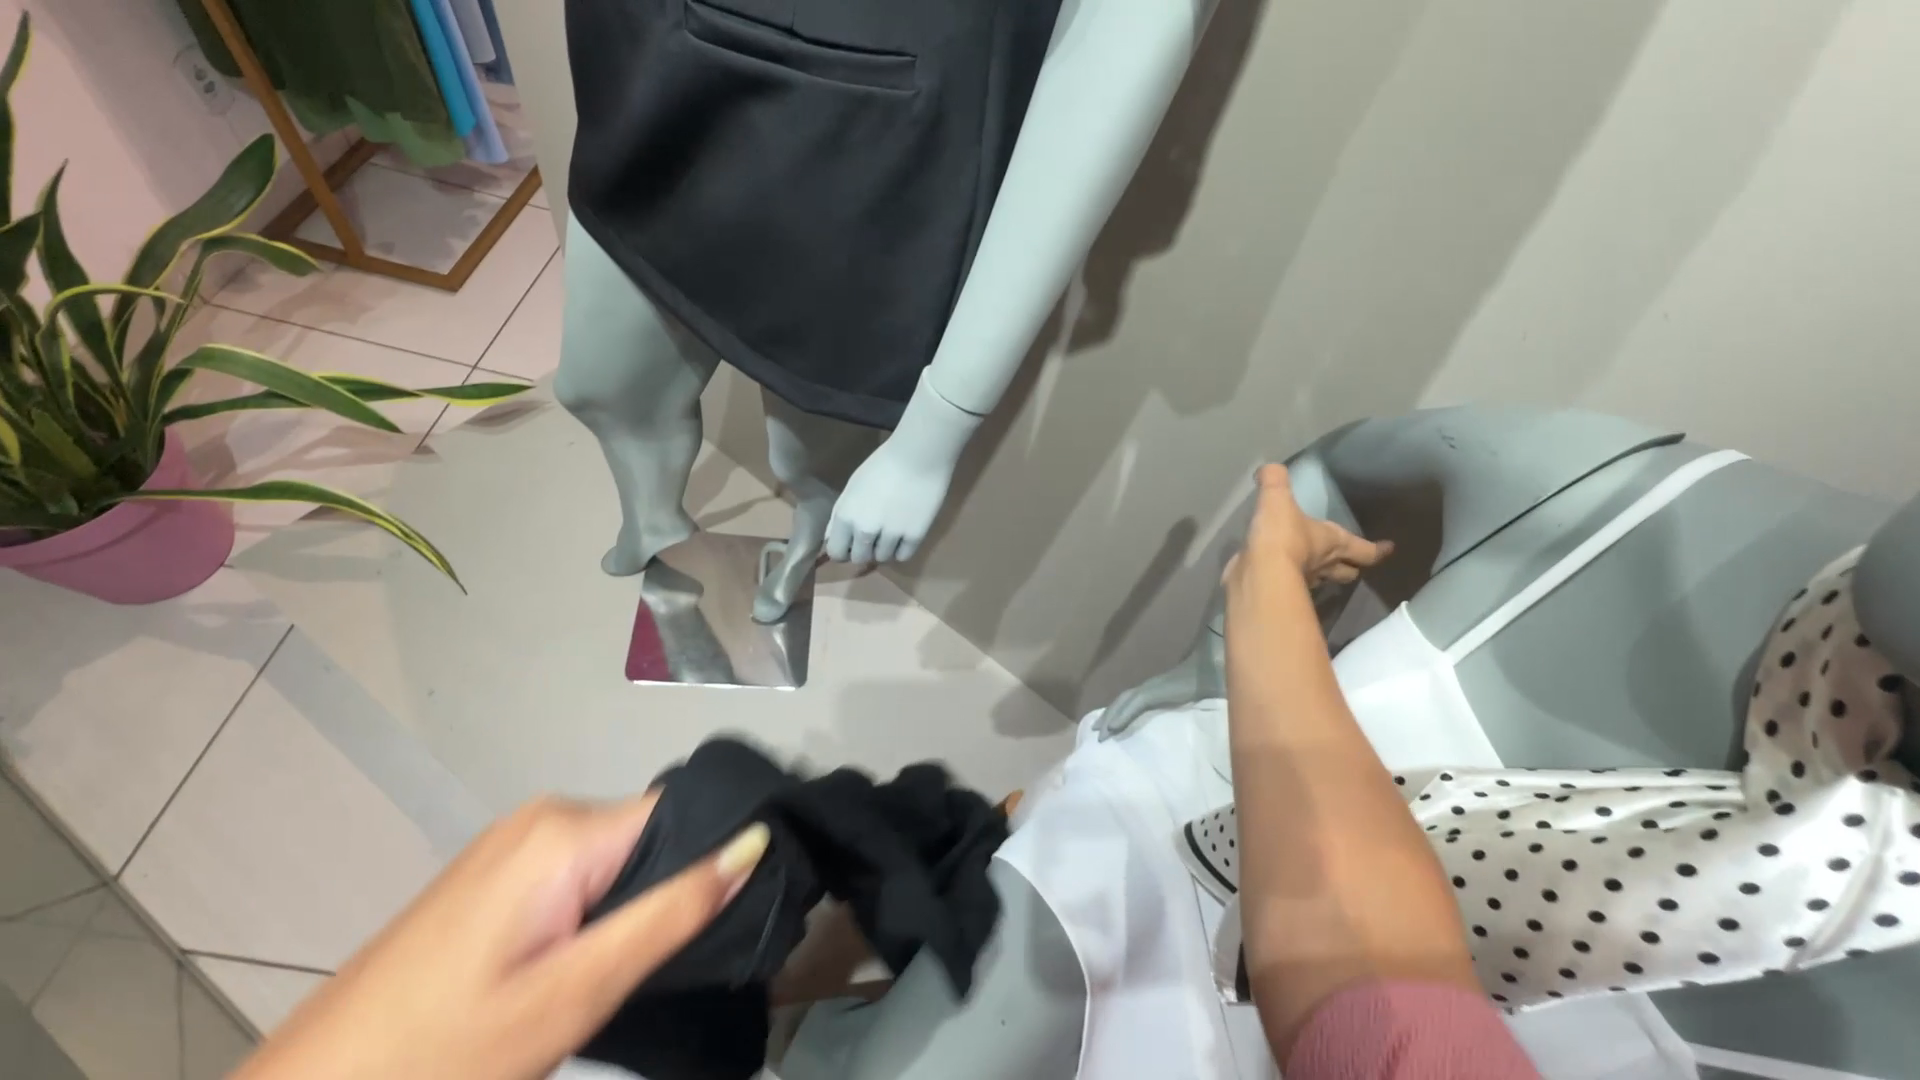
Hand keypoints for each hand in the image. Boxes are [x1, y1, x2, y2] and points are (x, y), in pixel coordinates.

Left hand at [234, 795, 769, 1079]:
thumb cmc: (447, 1055)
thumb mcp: (576, 992)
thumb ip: (671, 914)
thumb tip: (754, 843)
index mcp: (563, 832)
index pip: (680, 814)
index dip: (722, 851)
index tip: (758, 901)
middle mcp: (539, 818)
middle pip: (649, 834)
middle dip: (680, 885)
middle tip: (699, 955)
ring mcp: (510, 845)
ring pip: (617, 856)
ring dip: (641, 903)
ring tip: (650, 966)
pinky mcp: (494, 875)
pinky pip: (579, 872)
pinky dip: (603, 909)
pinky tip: (596, 960)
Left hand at [825, 436, 954, 564]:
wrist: (919, 456)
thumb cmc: (882, 465)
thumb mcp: (852, 488)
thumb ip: (841, 515)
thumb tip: (832, 538)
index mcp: (845, 516)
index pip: (836, 552)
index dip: (843, 550)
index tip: (851, 545)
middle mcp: (864, 531)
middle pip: (859, 558)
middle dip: (864, 551)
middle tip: (874, 538)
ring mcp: (890, 536)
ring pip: (882, 558)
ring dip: (884, 549)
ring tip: (892, 532)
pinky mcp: (914, 537)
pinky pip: (903, 556)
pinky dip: (902, 550)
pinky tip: (904, 536)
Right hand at [1225, 464, 1392, 594]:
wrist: (1260, 573)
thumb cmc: (1282, 535)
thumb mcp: (1277, 498)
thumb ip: (1275, 479)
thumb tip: (1269, 469)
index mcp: (1334, 542)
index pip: (1365, 550)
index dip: (1378, 550)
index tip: (1389, 548)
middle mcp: (1325, 565)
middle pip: (1347, 572)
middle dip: (1351, 568)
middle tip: (1352, 563)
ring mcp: (1303, 582)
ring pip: (1322, 581)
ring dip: (1323, 576)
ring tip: (1317, 568)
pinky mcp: (1280, 592)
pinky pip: (1293, 584)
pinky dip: (1292, 579)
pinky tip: (1283, 572)